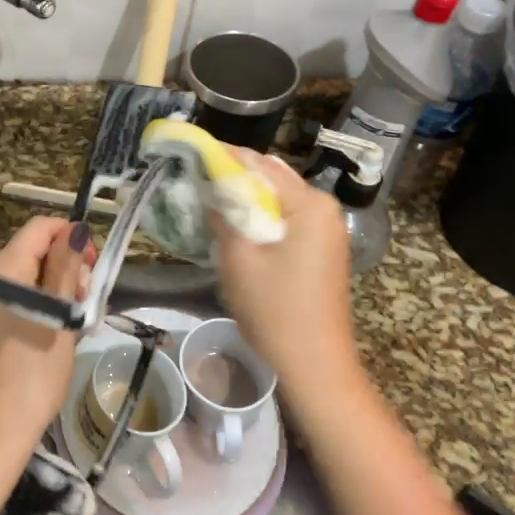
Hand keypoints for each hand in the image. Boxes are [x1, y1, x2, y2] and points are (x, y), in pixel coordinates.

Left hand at [0, 217, 95, 445]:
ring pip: (24, 274)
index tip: (93, 265)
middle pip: (31, 249)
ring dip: (54, 286)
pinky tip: (54, 328)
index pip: (39, 228)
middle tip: (87, 300)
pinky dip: (37, 301)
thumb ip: (66, 268)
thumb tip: (75, 231)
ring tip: (75, 319)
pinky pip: (13, 295)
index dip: (70, 236)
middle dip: (65, 265)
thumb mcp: (59, 315)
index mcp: (2, 269)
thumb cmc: (34, 370)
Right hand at [209, 148, 358, 377]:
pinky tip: (233, 224)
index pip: (258, 164)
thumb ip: (223, 213)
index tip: (188, 152)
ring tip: (207, 198)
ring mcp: (325, 228)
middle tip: (194, 177)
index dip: (221, 156)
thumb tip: (208, 184)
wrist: (314, 363)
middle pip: (270, 176)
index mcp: (308, 204)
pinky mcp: (320, 247)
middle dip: (233, 175)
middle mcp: (323, 208)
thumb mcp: (238, 257)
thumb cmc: (275, 309)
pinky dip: (259, 214)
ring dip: (245, 195)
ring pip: (276, 197)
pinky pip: (285, 217)